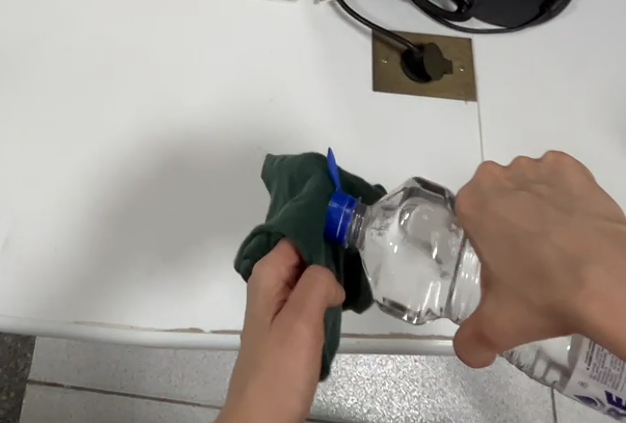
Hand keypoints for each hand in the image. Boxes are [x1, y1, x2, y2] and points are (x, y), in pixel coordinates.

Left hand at [218, 239, 345, 422]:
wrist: (263, 419)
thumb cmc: (278, 370)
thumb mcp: (301, 320)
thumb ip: (317, 283)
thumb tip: (332, 275)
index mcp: (267, 274)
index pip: (296, 232)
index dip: (322, 226)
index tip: (350, 222)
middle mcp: (270, 283)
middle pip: (304, 251)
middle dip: (330, 249)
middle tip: (361, 247)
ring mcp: (278, 305)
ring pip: (309, 275)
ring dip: (330, 273)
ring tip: (358, 270)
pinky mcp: (288, 325)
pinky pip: (310, 297)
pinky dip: (327, 295)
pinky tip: (344, 300)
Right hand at [452, 151, 625, 367]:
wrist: (608, 280)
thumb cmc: (544, 294)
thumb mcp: (499, 325)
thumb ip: (472, 339)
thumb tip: (468, 353)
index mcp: (472, 205)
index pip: (472, 217)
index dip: (489, 241)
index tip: (508, 264)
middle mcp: (497, 177)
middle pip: (499, 197)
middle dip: (512, 219)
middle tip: (535, 258)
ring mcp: (536, 169)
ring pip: (530, 184)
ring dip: (540, 205)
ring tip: (565, 245)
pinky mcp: (571, 168)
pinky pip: (561, 177)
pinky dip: (568, 194)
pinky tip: (580, 224)